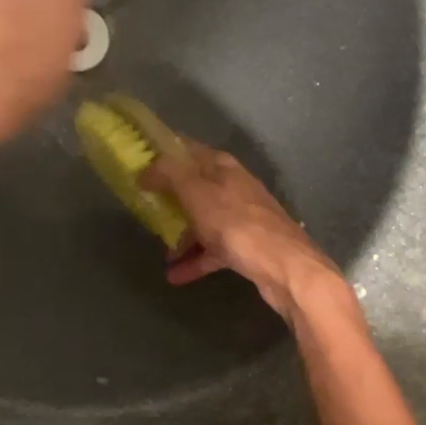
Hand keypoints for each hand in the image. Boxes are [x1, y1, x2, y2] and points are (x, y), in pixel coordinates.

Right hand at [141, 143, 348, 318]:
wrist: (285, 267)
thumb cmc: (235, 223)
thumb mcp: (196, 193)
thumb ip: (168, 175)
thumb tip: (145, 168)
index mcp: (222, 166)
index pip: (188, 148)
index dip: (164, 151)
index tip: (140, 159)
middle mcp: (233, 186)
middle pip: (195, 185)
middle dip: (170, 197)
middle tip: (145, 206)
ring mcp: (241, 217)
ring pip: (204, 219)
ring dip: (182, 234)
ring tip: (161, 252)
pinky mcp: (246, 245)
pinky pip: (214, 248)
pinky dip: (196, 259)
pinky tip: (176, 276)